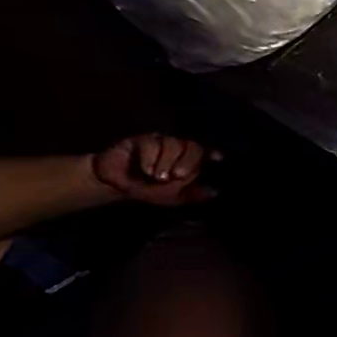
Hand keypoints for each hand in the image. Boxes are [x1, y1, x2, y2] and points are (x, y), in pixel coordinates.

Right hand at [93, 134, 214, 205]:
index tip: (219, 158)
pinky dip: (150, 158)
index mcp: (188, 160)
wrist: (116, 186)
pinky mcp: (140, 140)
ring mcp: (159, 141)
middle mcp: (177, 148)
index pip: (204, 152)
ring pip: (172, 144)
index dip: (212, 153)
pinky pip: (150, 143)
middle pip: (191, 146)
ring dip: (166, 162)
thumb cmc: (149, 190)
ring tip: (157, 177)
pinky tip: (146, 170)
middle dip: (188, 161)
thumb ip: (193, 195)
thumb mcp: (174, 197)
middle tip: (178, 176)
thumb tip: (215, 193)